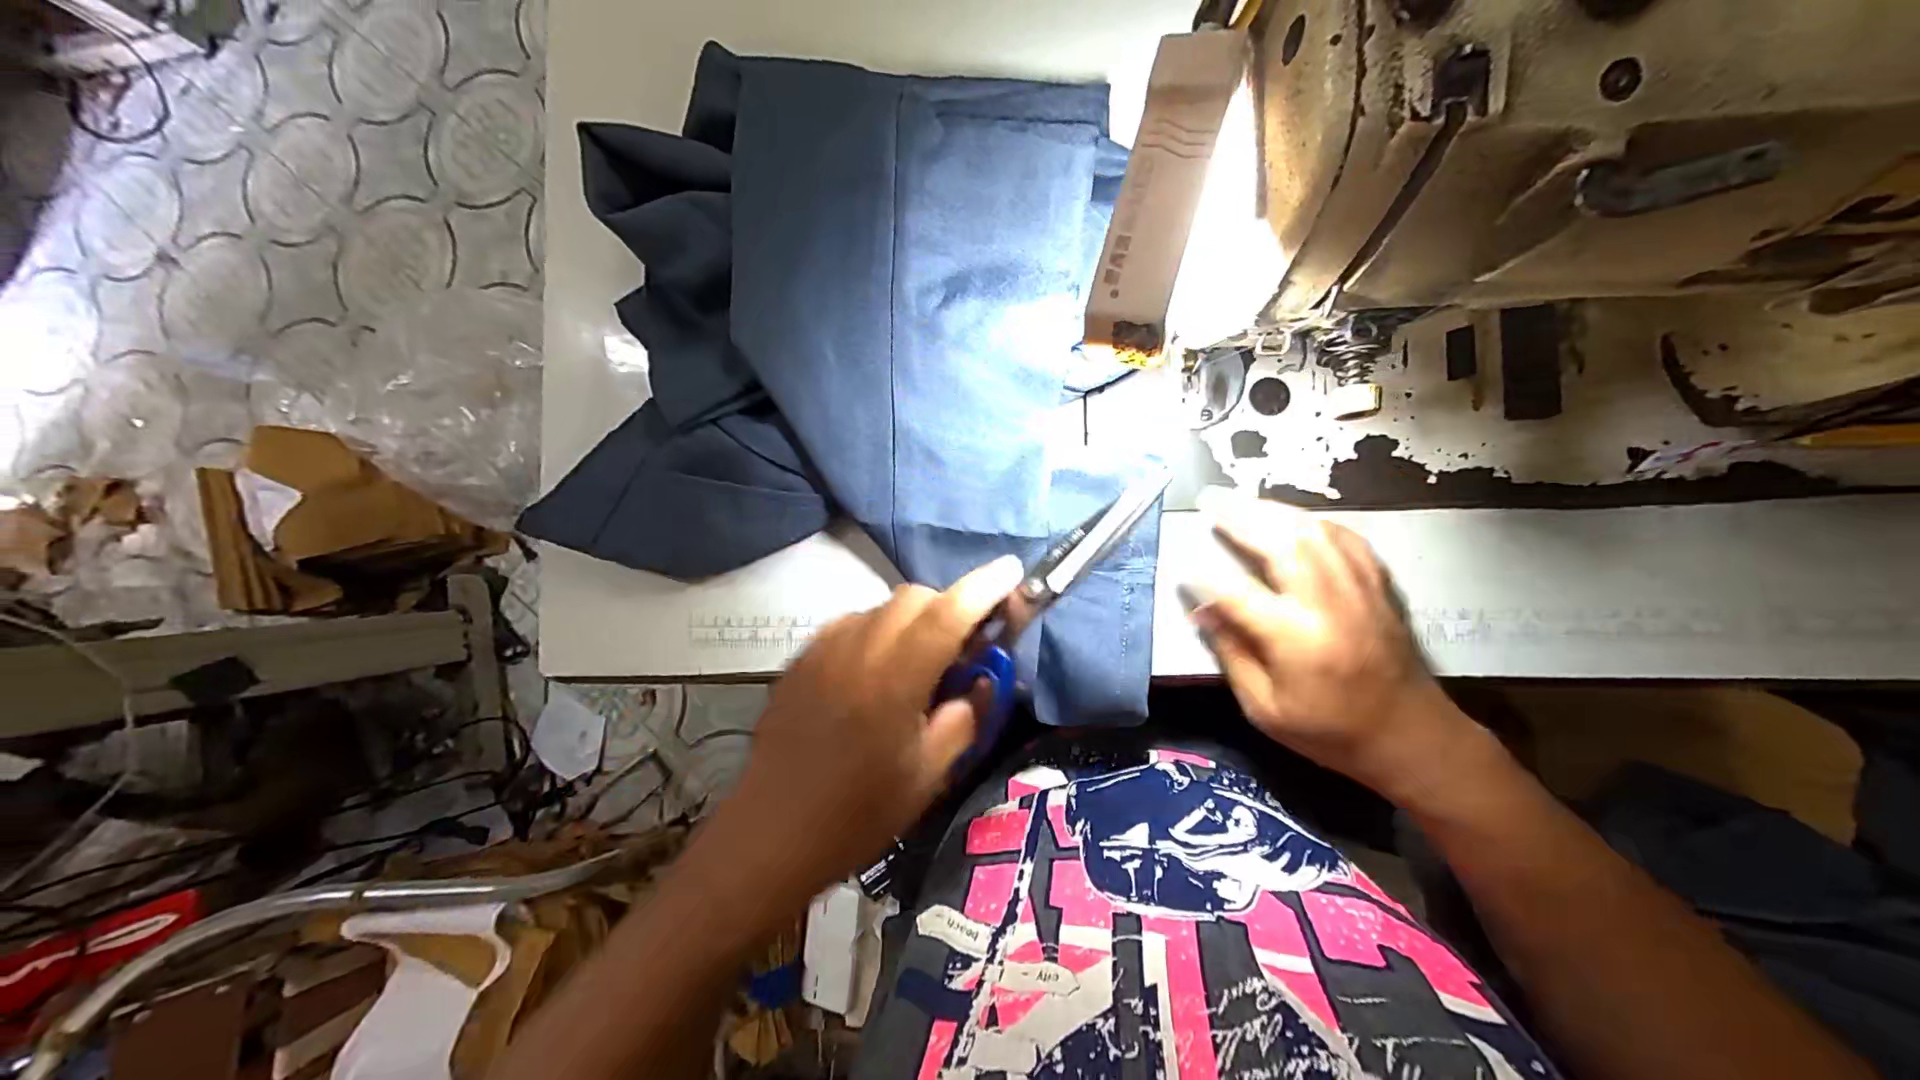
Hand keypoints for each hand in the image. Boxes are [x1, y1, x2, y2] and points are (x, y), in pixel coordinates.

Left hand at [709, 555, 1026, 901]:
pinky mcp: (801, 659)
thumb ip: (963, 717)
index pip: (948, 614)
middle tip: (964, 647)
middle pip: (914, 598)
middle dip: (949, 606)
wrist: (771, 834)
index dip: (984, 588)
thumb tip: (980, 680)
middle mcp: (857, 649)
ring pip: (881, 608)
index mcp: (894, 679)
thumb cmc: (858, 813)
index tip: (1011, 571)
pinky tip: (875, 671)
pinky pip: (851, 624)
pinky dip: (877, 632)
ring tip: (917, 664)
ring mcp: (822, 649)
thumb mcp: (928, 776)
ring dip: (912, 620)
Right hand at [1185, 492, 1481, 803]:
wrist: (1410, 736)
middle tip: (1209, 501)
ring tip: (1242, 503)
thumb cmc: (1329, 731)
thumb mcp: (1264, 708)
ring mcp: (1359, 589)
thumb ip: (1232, 654)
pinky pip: (1346, 538)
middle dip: (1240, 518)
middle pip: (1280, 543)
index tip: (1182, 565)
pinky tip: (1294, 521)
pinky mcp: (1379, 586)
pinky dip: (1314, 523)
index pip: (1236, 593)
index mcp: (1295, 639)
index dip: (1204, 577)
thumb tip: (1202, 611)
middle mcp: (1328, 603)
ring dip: (1273, 512)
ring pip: (1314, 532)